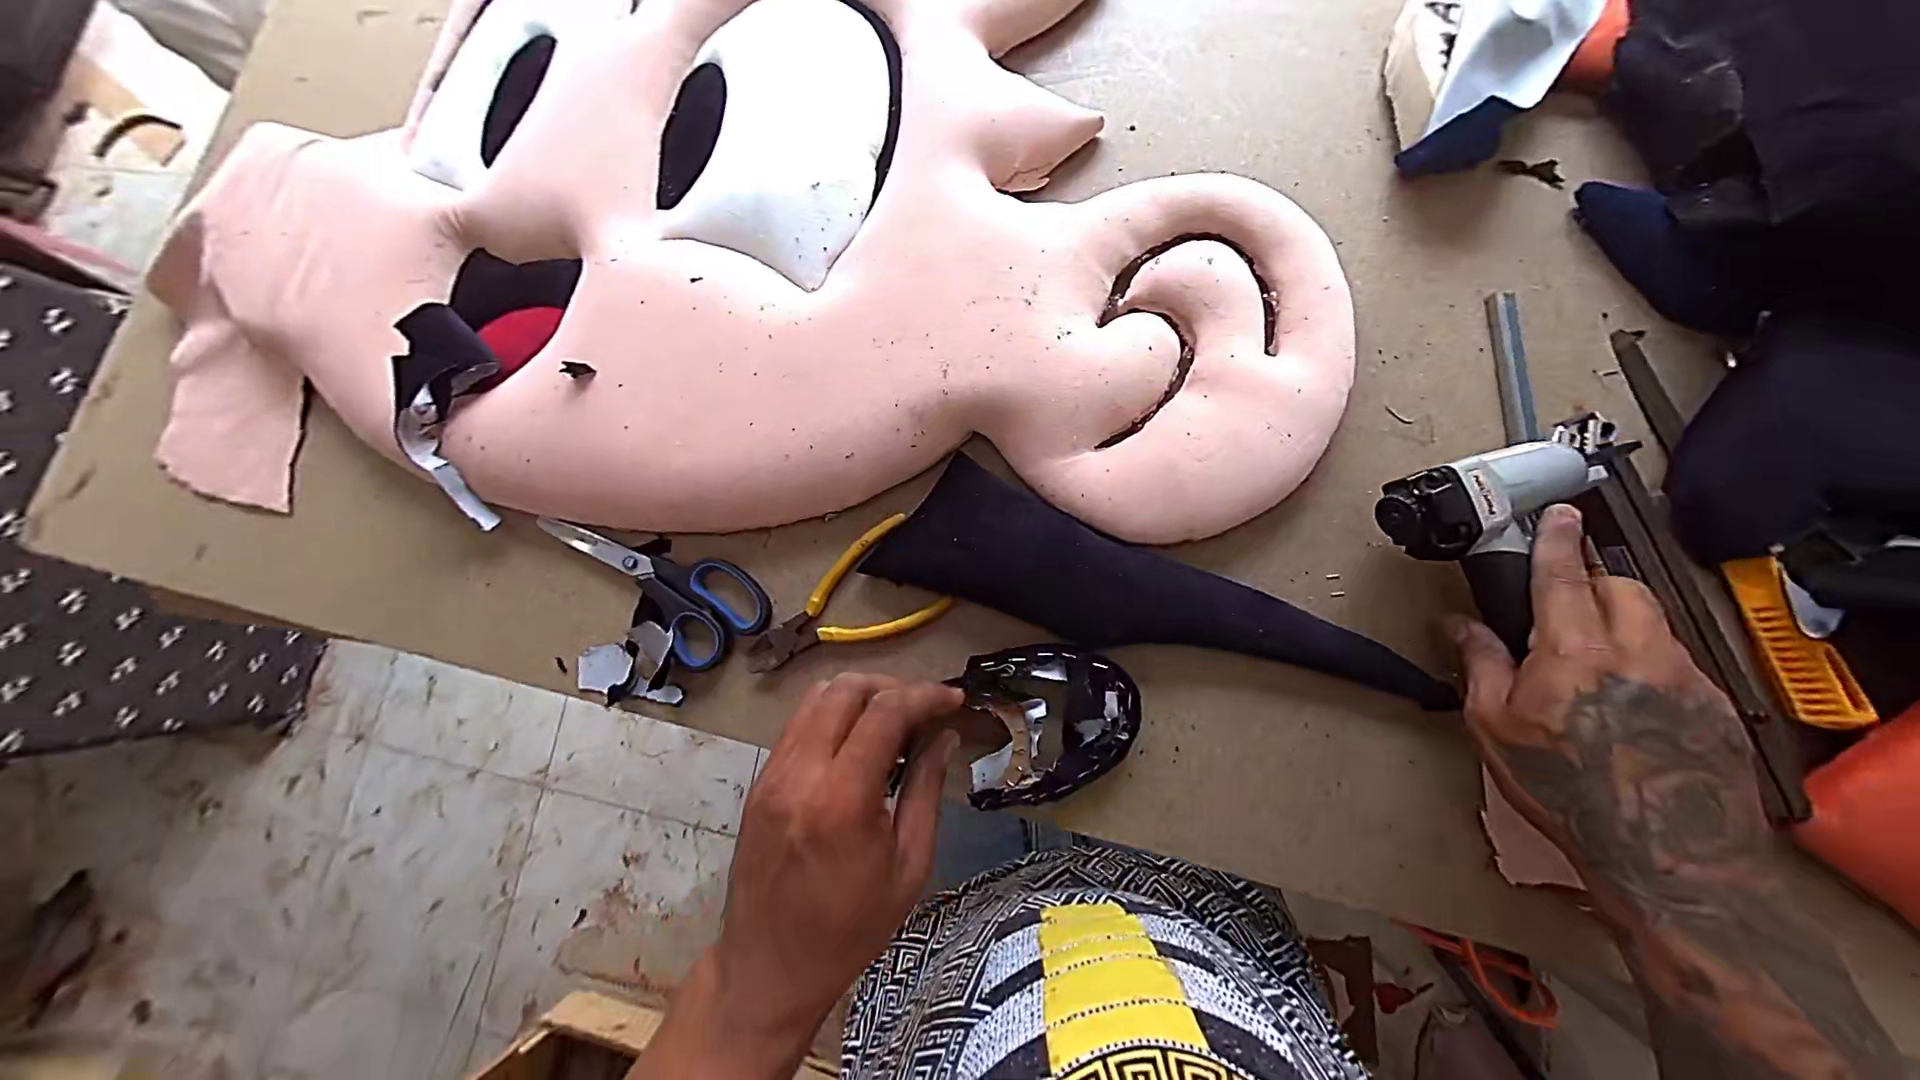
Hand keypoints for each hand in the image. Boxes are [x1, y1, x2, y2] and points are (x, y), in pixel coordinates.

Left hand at [633, 675, 962, 1079]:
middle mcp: (800, 773)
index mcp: (842, 799)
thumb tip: (945, 737)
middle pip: (846, 688)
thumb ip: (927, 790)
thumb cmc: (850, 928)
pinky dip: (834, 715)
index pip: (886, 712)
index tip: (954, 699)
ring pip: (817, 697)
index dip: (926, 695)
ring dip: (861, 694)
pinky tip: (857, 742)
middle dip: (893, 686)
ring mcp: (773, 773)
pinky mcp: (760, 780)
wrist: (768, 968)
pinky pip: (799, 723)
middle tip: (923, 709)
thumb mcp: (909, 865)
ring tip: (893, 720)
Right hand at [1449, 508, 1904, 1078]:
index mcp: (1574, 654)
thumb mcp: (1493, 723)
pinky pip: (1677, 657)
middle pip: (1623, 587)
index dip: (1558, 541)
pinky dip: (1646, 653)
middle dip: (1593, 577)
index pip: (1565, 579)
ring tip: (1590, 644)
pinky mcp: (1716, 706)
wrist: (1663, 850)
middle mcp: (1638, 654)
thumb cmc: (1561, 784)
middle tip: (1564, 592)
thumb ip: (1480, 663)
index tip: (1561, 512)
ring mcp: (1686, 678)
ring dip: (1620, 614)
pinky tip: (1625, 690)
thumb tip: (1459, 624)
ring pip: (1655, 619)